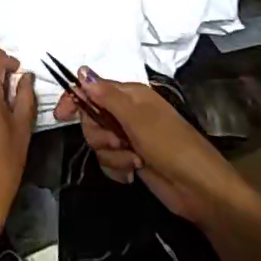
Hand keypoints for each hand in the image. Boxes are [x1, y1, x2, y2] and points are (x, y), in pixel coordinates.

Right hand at [53, 69, 247, 224]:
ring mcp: (129, 138)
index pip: (92, 89)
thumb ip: (106, 96)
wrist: (200, 190)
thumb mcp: (137, 118)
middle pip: (91, 118)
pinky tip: (133, 173)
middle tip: (118, 142)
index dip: (74, 100)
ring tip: (134, 161)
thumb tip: (82, 71)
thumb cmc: (172, 146)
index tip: (61, 116)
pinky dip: (117, 168)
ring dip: (112, 155)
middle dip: (99, 134)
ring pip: (98, 142)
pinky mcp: (130, 159)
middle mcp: (128, 113)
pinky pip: (107, 161)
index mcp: (131, 96)